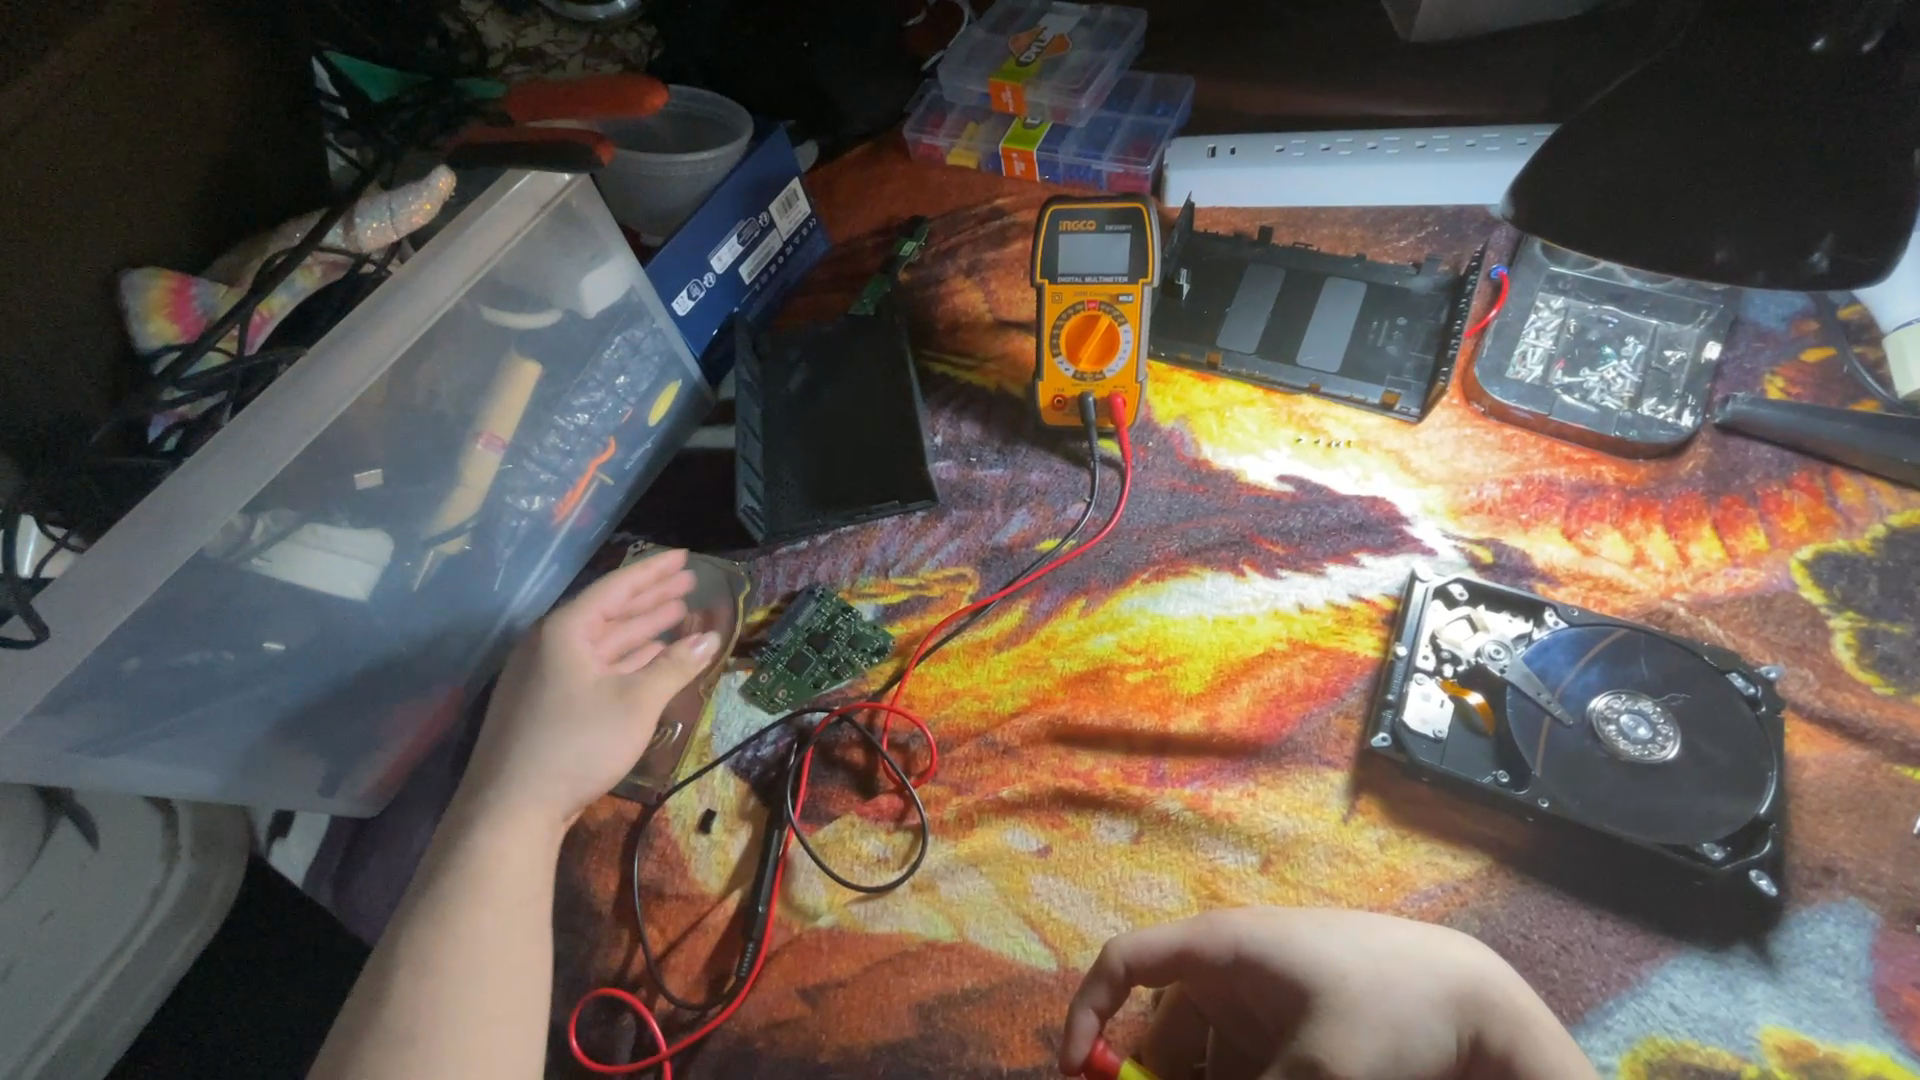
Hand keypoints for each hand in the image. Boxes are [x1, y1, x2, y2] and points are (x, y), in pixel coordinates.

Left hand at [455, 548, 719, 831]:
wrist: (511, 810)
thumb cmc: (577, 743)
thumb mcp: (637, 701)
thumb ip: (675, 665)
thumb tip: (709, 638)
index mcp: (566, 630)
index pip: (617, 587)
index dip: (655, 571)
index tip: (686, 556)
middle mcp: (553, 644)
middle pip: (610, 611)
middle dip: (653, 597)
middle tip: (690, 583)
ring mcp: (548, 675)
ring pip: (605, 641)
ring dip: (644, 629)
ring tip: (679, 614)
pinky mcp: (550, 703)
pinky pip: (597, 665)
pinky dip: (629, 658)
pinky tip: (654, 657)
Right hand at [1060, 907, 1596, 1079]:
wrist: (1477, 1000)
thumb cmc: (1385, 1009)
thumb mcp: (1317, 1075)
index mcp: (1217, 948)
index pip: (1124, 962)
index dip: (1089, 1012)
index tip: (1076, 1074)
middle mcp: (1227, 972)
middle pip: (1162, 1032)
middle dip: (1150, 1077)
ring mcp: (1259, 1003)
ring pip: (1204, 1060)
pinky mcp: (1290, 1033)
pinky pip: (1242, 1070)